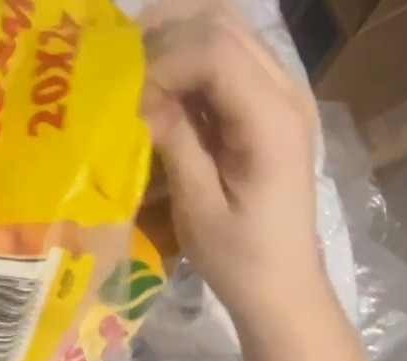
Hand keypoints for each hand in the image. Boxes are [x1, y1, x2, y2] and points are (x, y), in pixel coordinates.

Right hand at [139, 0, 325, 325]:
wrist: (283, 287)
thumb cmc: (240, 261)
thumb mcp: (198, 210)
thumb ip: (175, 144)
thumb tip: (143, 99)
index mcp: (272, 120)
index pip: (215, 50)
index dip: (162, 61)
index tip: (126, 98)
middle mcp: (286, 91)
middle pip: (223, 23)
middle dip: (166, 37)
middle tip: (120, 72)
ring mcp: (284, 93)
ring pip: (228, 30)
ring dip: (177, 42)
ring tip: (136, 75)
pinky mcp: (271, 106)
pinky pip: (230, 58)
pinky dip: (191, 62)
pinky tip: (163, 90)